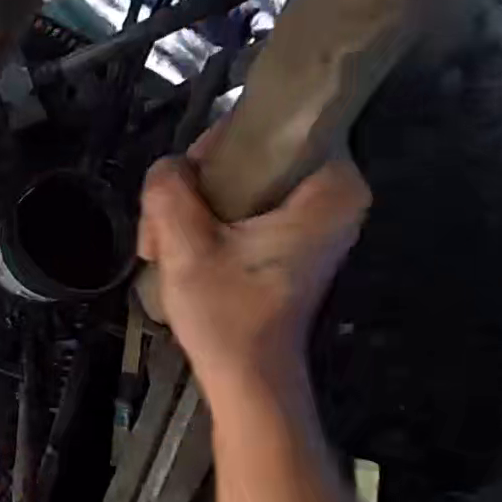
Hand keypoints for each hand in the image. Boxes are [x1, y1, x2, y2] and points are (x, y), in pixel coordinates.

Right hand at [138, 149, 370, 386]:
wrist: (245, 374)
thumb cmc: (226, 312)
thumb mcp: (184, 245)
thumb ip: (168, 191)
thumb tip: (168, 169)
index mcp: (329, 189)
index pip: (272, 126)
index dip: (218, 145)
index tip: (187, 184)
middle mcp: (334, 196)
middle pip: (249, 154)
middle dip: (197, 185)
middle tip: (168, 224)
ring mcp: (313, 219)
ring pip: (237, 181)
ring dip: (193, 207)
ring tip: (169, 244)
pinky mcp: (291, 239)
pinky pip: (240, 205)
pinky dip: (207, 222)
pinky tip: (183, 251)